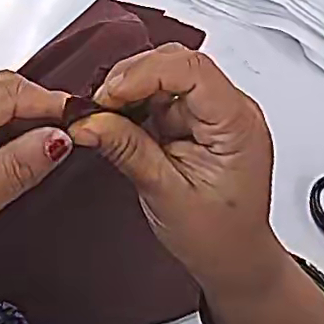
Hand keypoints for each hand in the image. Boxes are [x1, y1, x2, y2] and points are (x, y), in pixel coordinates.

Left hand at [0, 72, 72, 277]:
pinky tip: (14, 145)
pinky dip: (6, 118)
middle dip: (41, 107)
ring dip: (24, 113)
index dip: (52, 105)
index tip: (82, 123)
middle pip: (6, 85)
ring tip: (44, 145)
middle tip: (68, 137)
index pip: (12, 92)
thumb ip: (18, 166)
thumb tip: (58, 137)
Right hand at [70, 44, 282, 296]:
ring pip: (164, 73)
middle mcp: (230, 109)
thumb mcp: (165, 194)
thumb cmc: (219, 237)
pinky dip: (133, 102)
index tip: (108, 96)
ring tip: (104, 118)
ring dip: (129, 89)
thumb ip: (127, 149)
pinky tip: (117, 121)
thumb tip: (87, 121)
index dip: (144, 73)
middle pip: (177, 63)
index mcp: (237, 124)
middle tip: (97, 109)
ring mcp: (212, 111)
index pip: (192, 70)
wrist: (235, 260)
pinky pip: (159, 93)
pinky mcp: (194, 118)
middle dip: (131, 79)